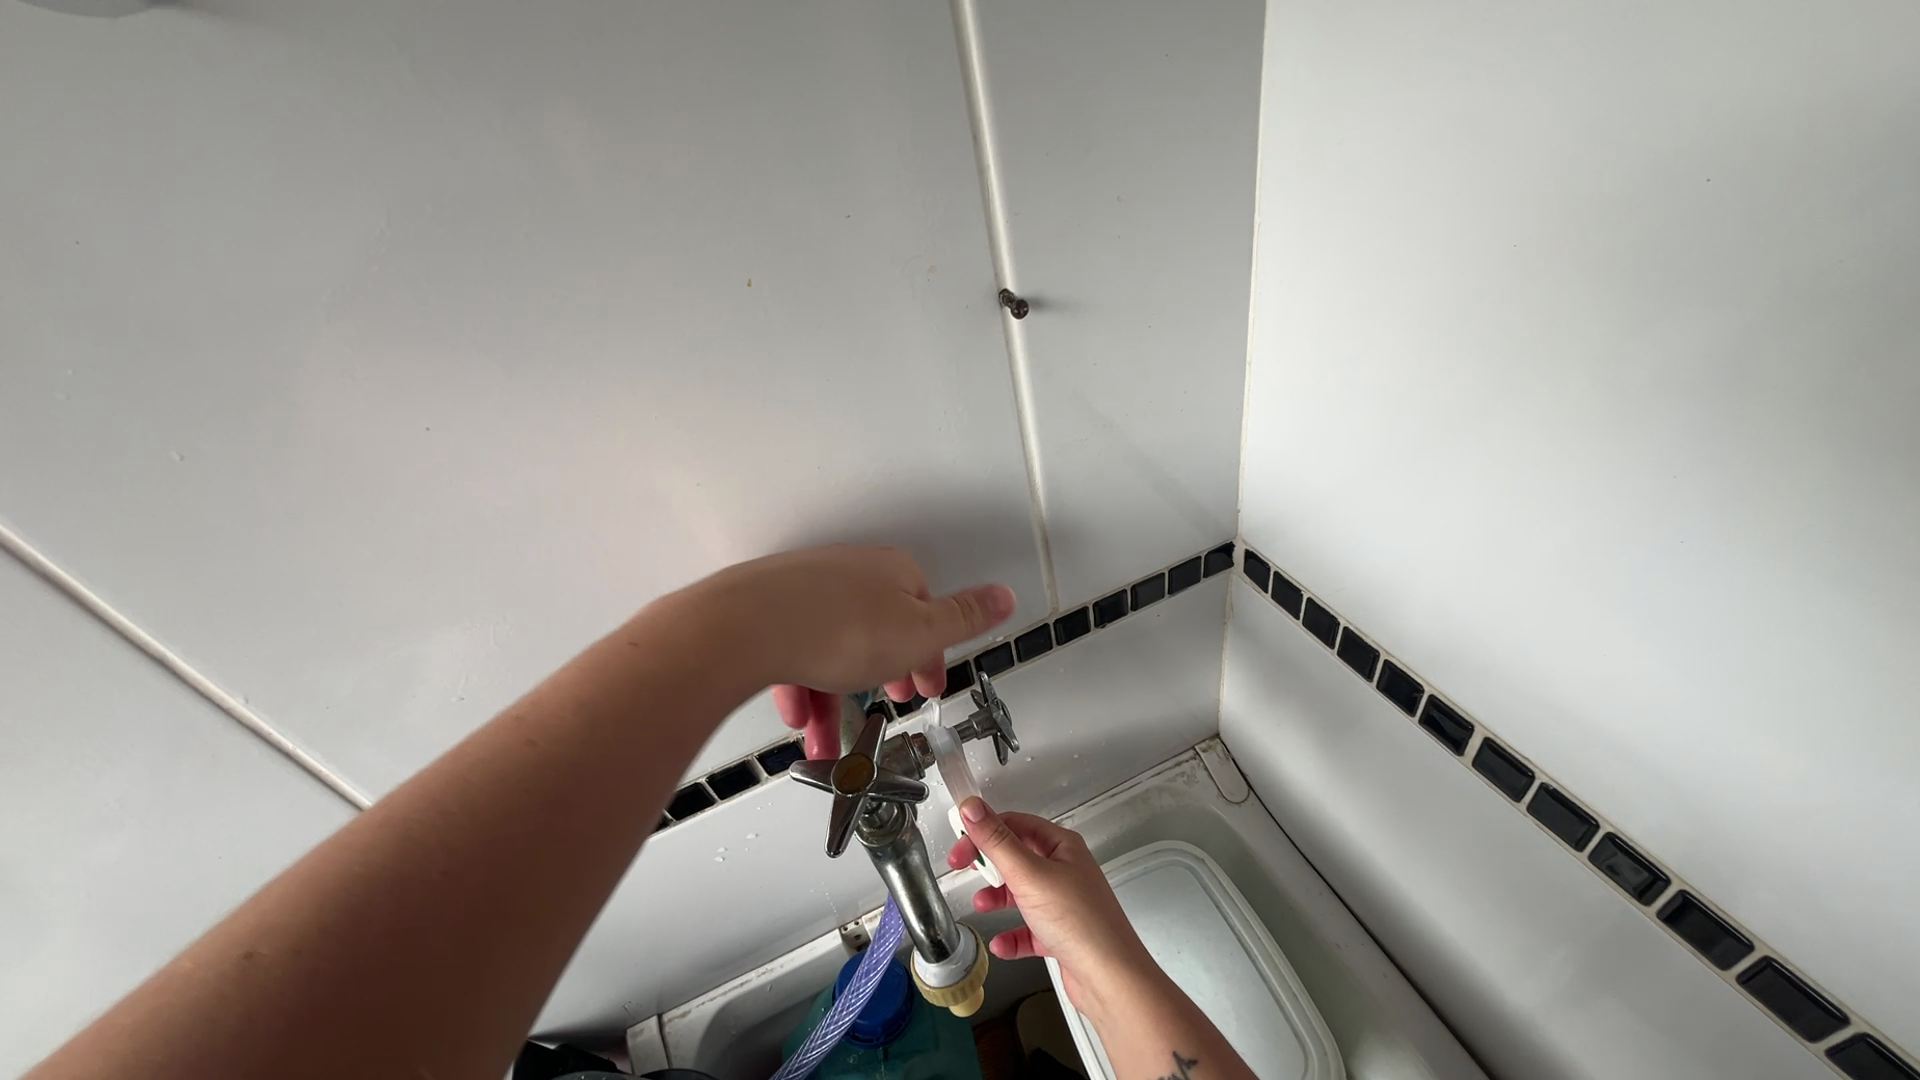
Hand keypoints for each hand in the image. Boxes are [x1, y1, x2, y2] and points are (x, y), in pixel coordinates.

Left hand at [681, 546, 1013, 759]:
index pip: (923, 612)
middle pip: (875, 632)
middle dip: (880, 678)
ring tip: (831, 743)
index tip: (926, 688)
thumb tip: (1003, 595)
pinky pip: (791, 652)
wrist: (744, 629)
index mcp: (891, 573)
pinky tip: (800, 718)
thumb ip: (965, 618)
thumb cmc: (835, 629)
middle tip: (886, 706)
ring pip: (829, 649)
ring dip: (835, 701)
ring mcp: (803, 589)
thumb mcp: (920, 634)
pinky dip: (800, 688)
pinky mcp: (766, 610)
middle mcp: (847, 574)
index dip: (928, 655)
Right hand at [947, 798, 1151, 1016]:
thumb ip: (997, 841)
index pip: (1016, 825)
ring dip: (998, 898)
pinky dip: (1011, 934)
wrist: (1110, 979)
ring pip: (1022, 892)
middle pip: (1017, 856)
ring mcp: (1063, 903)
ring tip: (982, 904)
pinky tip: (1001, 943)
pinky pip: (1028, 928)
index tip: (960, 843)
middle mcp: (1065, 870)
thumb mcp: (1029, 874)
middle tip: (965, 869)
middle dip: (990, 864)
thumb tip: (973, 808)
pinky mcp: (1061, 934)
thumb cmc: (1081, 923)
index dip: (985, 830)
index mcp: (1062, 846)